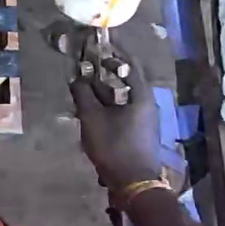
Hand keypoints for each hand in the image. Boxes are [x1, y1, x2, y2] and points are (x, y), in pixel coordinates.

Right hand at [67, 41, 162, 190]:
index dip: (115, 52)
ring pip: (121, 97)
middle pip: (126, 80)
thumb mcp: (93, 118)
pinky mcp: (137, 132)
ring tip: (82, 87)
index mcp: (142, 96)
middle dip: (105, 72)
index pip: (130, 64)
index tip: (100, 42)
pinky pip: (120, 110)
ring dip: (102, 90)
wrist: (134, 183)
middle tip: (87, 64)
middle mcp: (147, 104)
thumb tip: (77, 77)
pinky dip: (106, 105)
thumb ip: (83, 94)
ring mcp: (143, 120)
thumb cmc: (114, 146)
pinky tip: (89, 109)